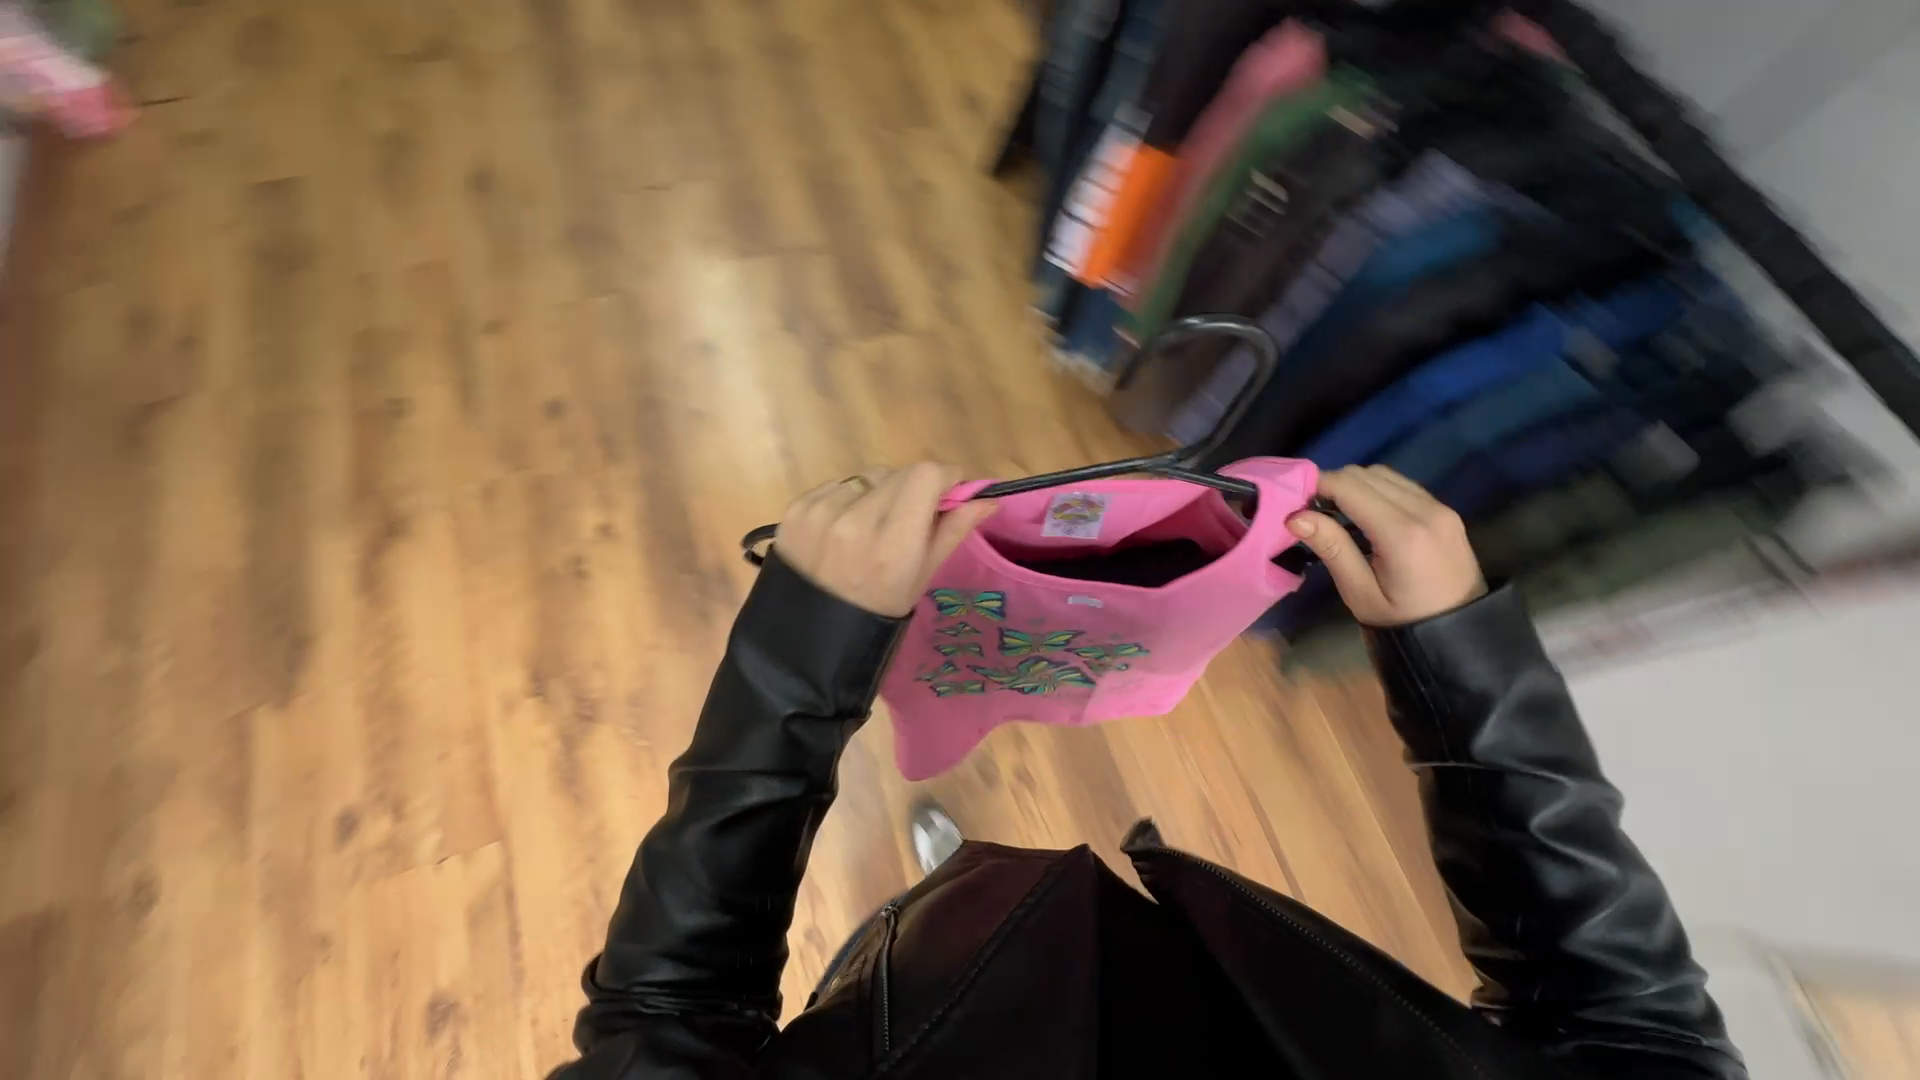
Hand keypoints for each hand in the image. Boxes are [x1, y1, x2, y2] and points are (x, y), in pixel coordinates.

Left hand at [776, 464, 996, 617]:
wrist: (812, 634)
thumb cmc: (879, 608)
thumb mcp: (923, 575)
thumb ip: (954, 529)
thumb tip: (989, 498)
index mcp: (894, 544)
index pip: (926, 476)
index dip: (943, 478)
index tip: (947, 492)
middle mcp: (856, 522)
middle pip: (898, 473)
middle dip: (911, 488)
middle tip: (909, 517)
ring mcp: (822, 514)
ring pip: (867, 477)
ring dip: (877, 493)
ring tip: (871, 527)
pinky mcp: (796, 510)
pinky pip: (836, 486)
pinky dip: (847, 500)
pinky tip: (843, 530)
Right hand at [1285, 466, 1486, 626]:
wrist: (1460, 631)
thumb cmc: (1401, 618)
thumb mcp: (1360, 592)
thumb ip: (1332, 548)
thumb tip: (1295, 517)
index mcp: (1402, 533)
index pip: (1349, 486)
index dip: (1317, 487)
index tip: (1297, 505)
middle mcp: (1424, 510)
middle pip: (1365, 474)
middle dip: (1332, 485)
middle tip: (1313, 512)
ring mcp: (1439, 507)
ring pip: (1382, 474)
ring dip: (1354, 485)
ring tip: (1338, 512)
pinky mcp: (1444, 510)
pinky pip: (1401, 484)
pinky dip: (1375, 489)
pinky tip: (1365, 513)